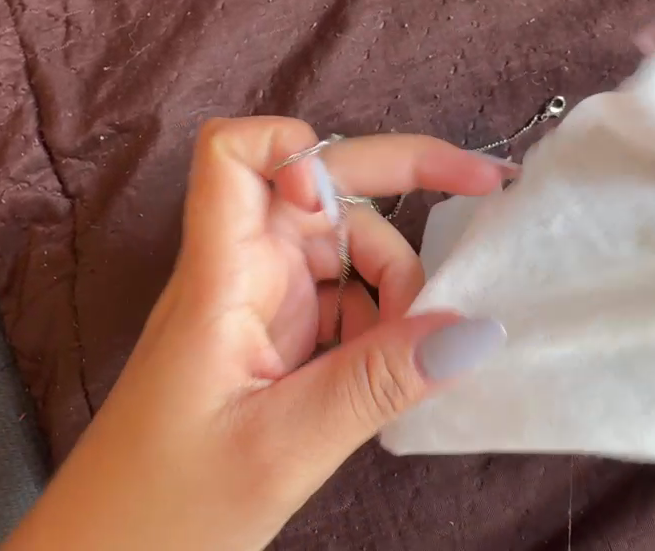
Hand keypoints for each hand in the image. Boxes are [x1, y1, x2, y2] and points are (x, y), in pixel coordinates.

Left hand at [2, 118, 512, 550]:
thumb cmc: (167, 507)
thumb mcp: (281, 449)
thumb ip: (377, 384)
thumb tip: (474, 327)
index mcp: (221, 272)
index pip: (234, 153)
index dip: (293, 148)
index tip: (340, 206)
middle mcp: (244, 263)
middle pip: (321, 182)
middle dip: (404, 175)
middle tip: (487, 184)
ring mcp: (262, 294)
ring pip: (346, 241)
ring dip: (395, 278)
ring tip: (418, 346)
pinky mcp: (277, 328)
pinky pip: (345, 292)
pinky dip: (382, 316)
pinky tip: (398, 360)